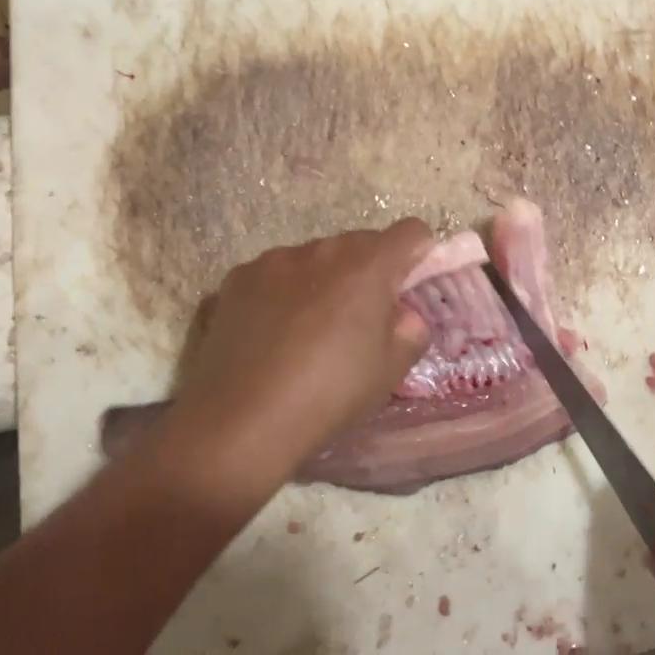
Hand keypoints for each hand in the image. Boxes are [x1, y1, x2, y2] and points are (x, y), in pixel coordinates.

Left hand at [155, 219, 435, 493]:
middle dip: (368, 272)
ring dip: (323, 280)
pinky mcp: (236, 279)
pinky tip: (269, 336)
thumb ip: (412, 328)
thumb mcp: (392, 370)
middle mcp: (322, 249)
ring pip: (314, 258)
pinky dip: (281, 294)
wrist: (239, 422)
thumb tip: (403, 313)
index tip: (408, 290)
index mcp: (367, 264)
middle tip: (360, 321)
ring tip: (308, 331)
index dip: (418, 256)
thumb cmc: (329, 394)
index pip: (411, 232)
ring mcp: (273, 260)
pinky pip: (273, 275)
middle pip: (360, 243)